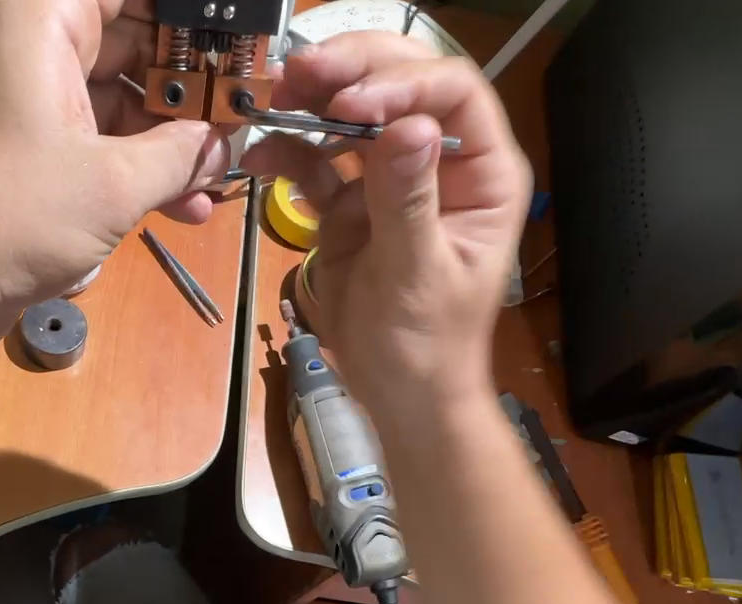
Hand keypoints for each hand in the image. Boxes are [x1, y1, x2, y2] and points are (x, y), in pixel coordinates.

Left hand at [0, 0, 232, 344]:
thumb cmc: (16, 218)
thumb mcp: (114, 186)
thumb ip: (181, 155)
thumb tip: (222, 144)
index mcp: (44, 17)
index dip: (192, 13)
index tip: (238, 39)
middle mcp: (38, 43)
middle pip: (133, 33)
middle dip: (189, 79)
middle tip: (241, 109)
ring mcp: (36, 97)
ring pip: (122, 93)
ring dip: (173, 135)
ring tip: (220, 169)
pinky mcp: (37, 146)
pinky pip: (102, 137)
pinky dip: (141, 165)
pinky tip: (187, 203)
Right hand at [241, 33, 530, 425]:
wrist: (398, 395)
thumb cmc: (426, 346)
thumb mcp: (418, 276)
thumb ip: (409, 202)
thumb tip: (405, 126)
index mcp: (480, 175)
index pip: (450, 95)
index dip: (402, 84)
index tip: (351, 102)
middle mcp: (437, 166)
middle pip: (401, 88)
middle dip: (353, 72)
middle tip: (300, 70)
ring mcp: (389, 185)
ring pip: (355, 120)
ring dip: (315, 104)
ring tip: (275, 98)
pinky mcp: (350, 211)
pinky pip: (320, 170)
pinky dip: (290, 158)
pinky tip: (261, 155)